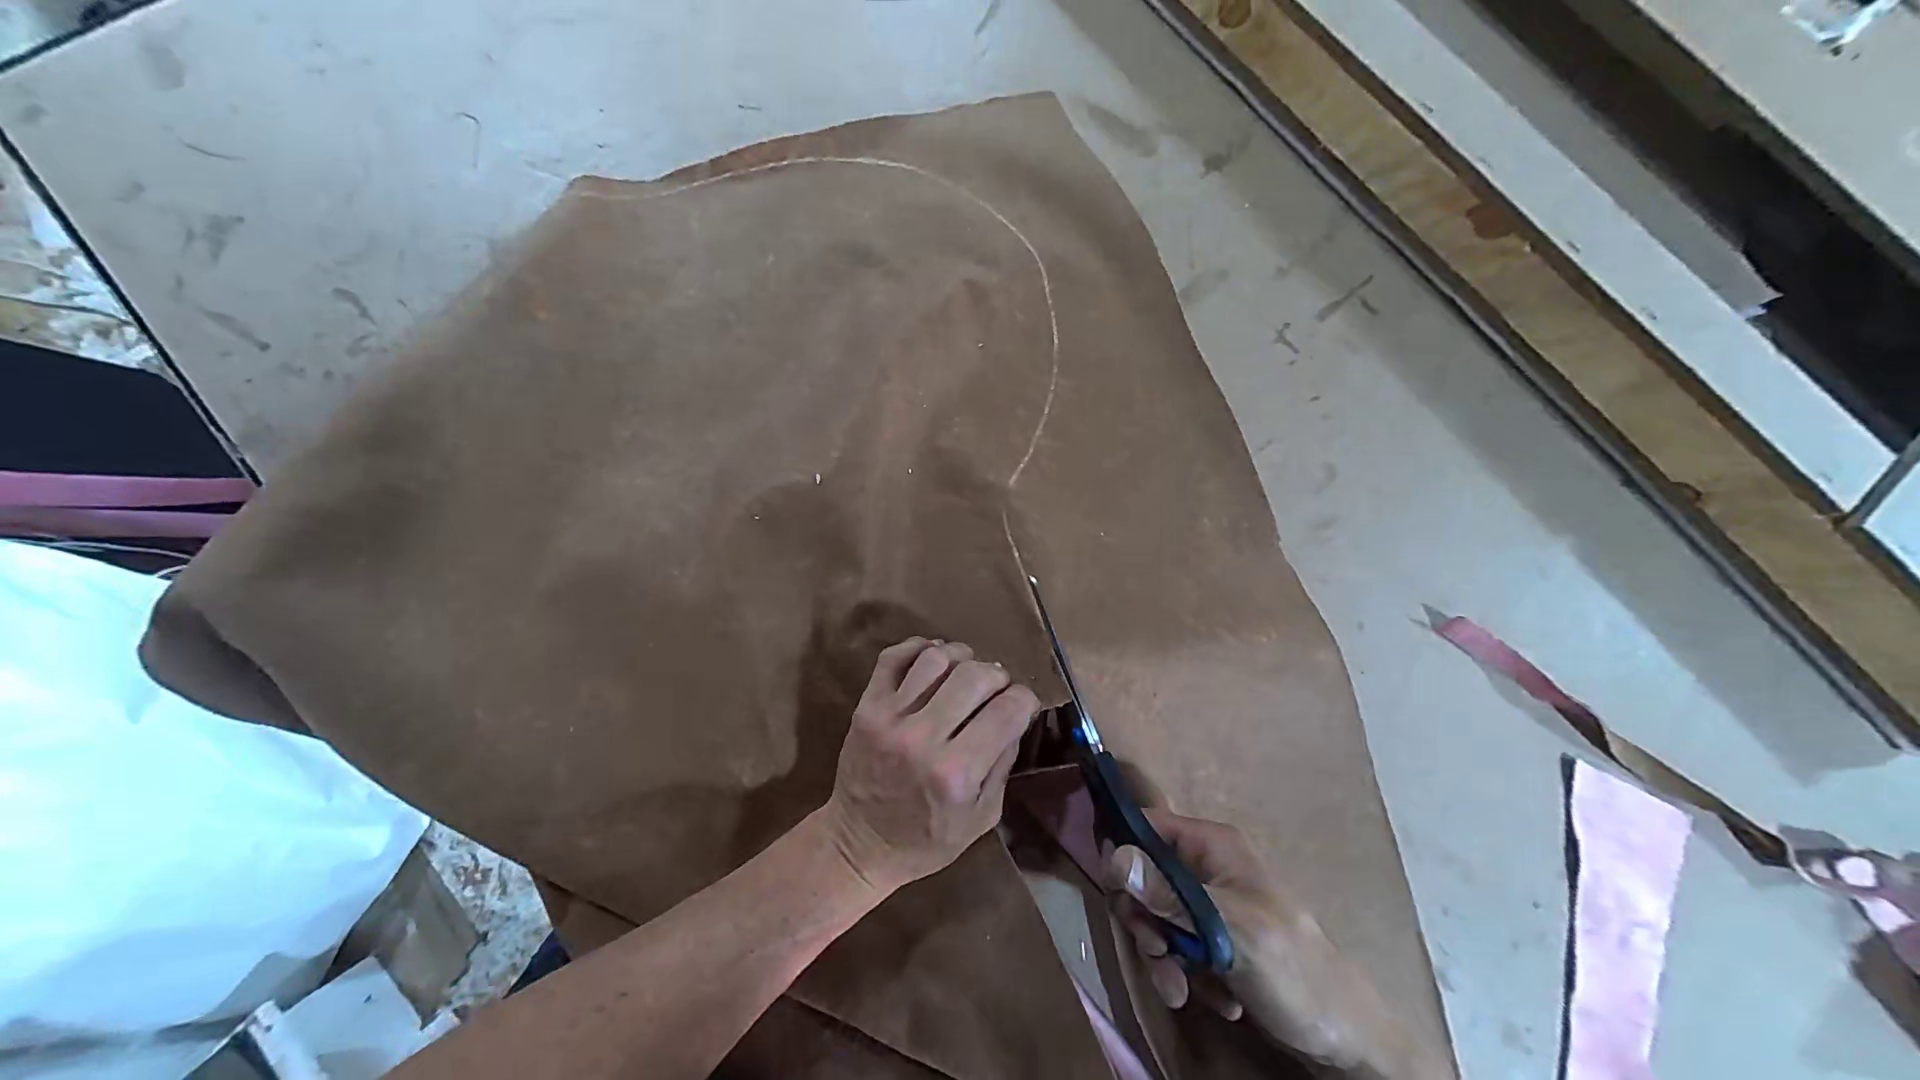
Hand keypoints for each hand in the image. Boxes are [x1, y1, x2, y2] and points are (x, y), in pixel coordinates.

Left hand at [822, 638, 1039, 892]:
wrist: (859, 844)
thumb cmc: (926, 839)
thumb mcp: (981, 817)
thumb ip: (1003, 763)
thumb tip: (1016, 714)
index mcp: (956, 772)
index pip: (1008, 710)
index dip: (1025, 699)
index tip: (1023, 704)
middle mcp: (923, 738)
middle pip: (975, 675)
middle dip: (997, 676)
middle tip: (996, 688)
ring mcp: (889, 718)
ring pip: (936, 658)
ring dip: (962, 657)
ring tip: (966, 673)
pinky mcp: (865, 706)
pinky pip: (894, 657)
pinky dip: (920, 647)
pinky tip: (934, 659)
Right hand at [1106, 810, 1449, 1078]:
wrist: (1347, 1040)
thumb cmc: (1294, 973)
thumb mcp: (1229, 932)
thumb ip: (1171, 895)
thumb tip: (1115, 857)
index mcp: (1213, 845)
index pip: (1147, 825)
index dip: (1123, 855)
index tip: (1118, 896)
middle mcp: (1208, 865)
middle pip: (1144, 876)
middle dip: (1146, 921)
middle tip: (1159, 953)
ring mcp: (1212, 902)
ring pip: (1157, 915)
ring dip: (1164, 955)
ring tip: (1182, 990)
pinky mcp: (1215, 937)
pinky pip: (1177, 944)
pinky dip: (1185, 971)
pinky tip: (1214, 996)